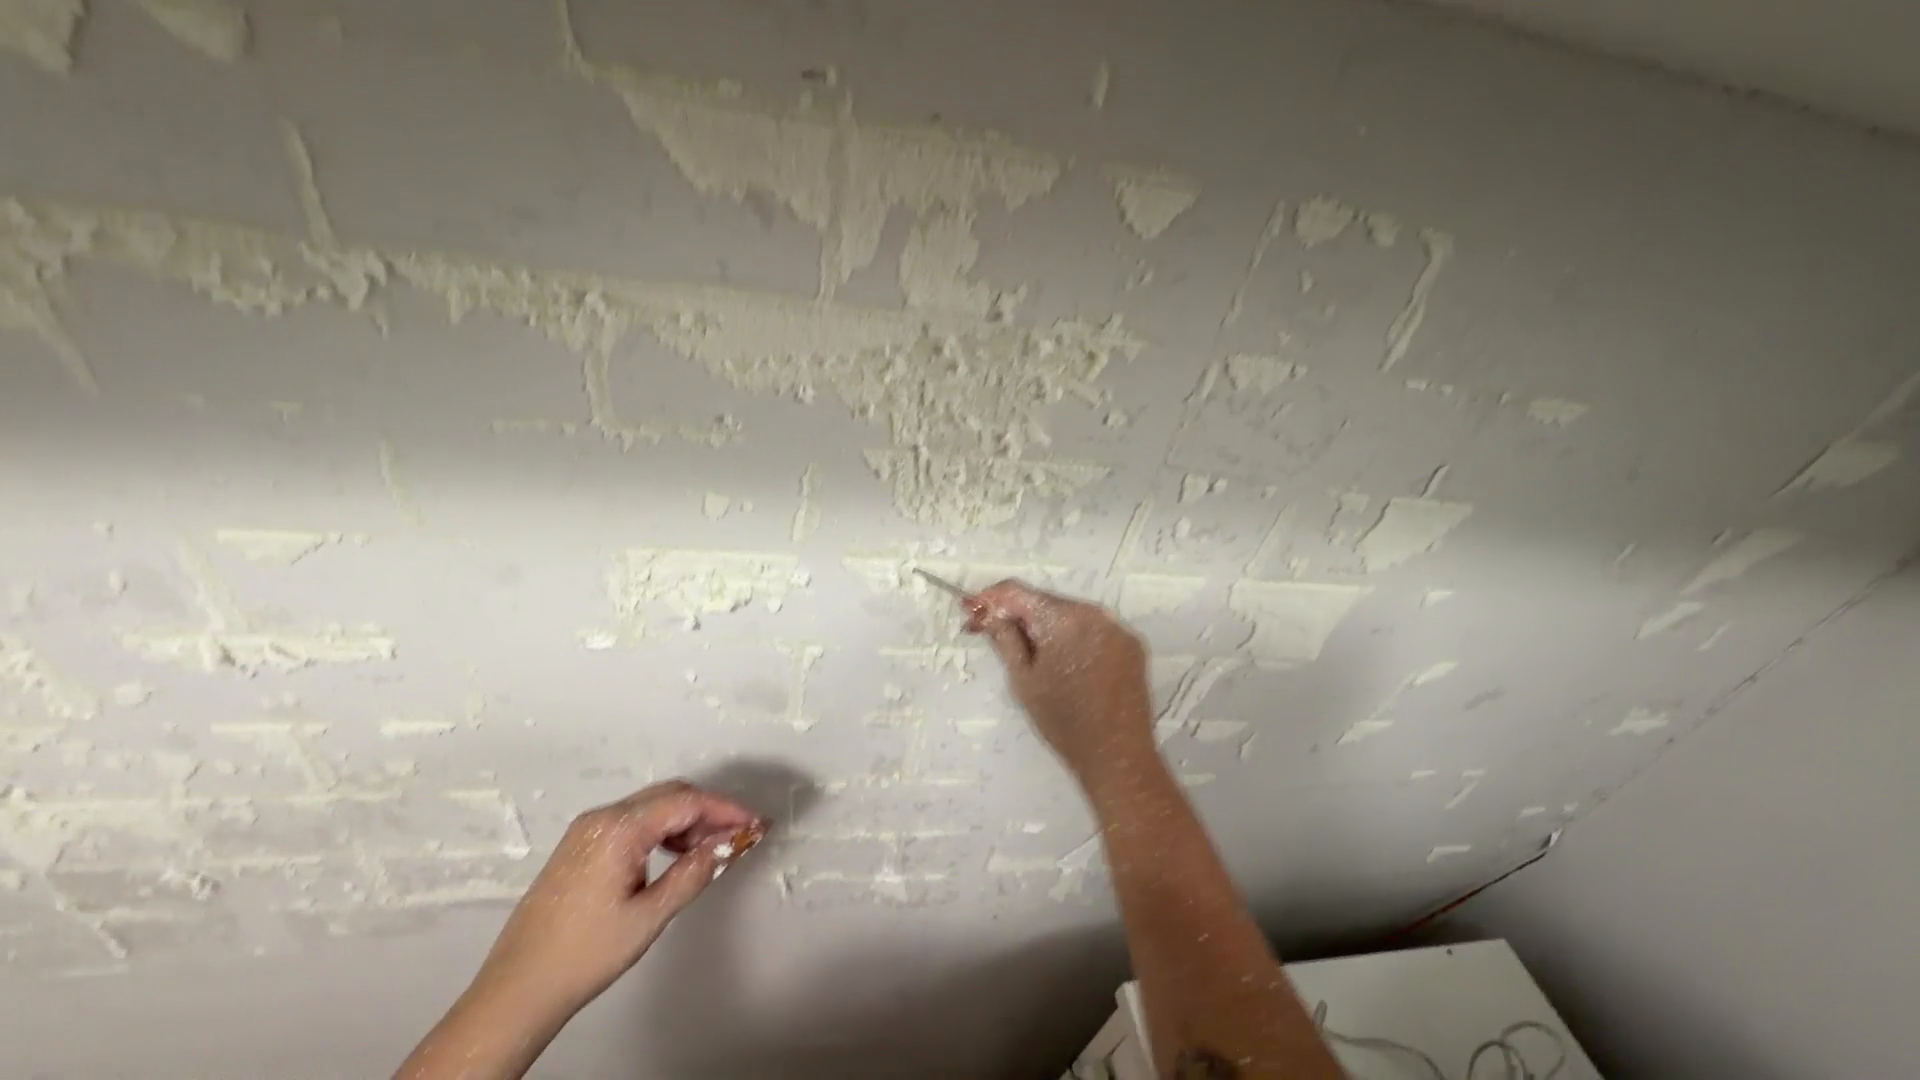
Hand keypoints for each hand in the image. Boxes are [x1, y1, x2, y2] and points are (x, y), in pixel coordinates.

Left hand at [465, 780, 763, 1019]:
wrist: (519, 987)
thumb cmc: (586, 953)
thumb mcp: (650, 915)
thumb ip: (694, 872)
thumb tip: (730, 844)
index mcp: (619, 828)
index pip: (686, 802)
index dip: (727, 809)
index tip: (757, 825)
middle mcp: (602, 817)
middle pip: (669, 796)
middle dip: (710, 811)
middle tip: (742, 836)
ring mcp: (588, 830)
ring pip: (652, 807)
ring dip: (688, 821)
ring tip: (715, 850)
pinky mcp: (581, 845)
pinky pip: (634, 822)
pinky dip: (663, 830)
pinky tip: (679, 855)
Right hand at [965, 579, 1156, 779]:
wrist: (1117, 755)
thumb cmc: (1063, 721)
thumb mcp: (1023, 679)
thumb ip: (1004, 638)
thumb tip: (986, 613)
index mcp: (1064, 619)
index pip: (1018, 592)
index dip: (989, 598)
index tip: (970, 610)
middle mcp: (1095, 613)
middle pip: (1045, 602)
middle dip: (1017, 614)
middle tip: (991, 634)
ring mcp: (1118, 628)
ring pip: (1069, 615)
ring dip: (1045, 626)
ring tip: (1028, 653)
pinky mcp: (1132, 644)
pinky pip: (1093, 630)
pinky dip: (1072, 638)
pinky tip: (1062, 662)